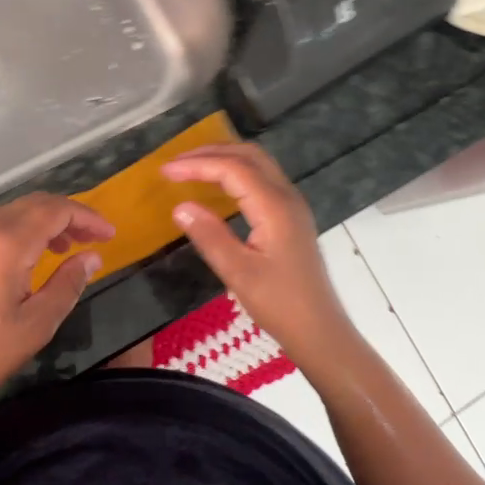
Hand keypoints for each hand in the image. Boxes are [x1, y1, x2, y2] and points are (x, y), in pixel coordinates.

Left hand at [0, 193, 114, 412]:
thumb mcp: (37, 323)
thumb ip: (68, 284)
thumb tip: (92, 257)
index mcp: (8, 243)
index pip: (56, 210)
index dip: (87, 217)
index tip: (111, 236)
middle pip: (34, 203)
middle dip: (68, 214)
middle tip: (94, 238)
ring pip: (14, 213)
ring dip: (45, 221)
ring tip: (68, 249)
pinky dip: (23, 232)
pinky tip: (33, 260)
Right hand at [162, 144, 355, 361]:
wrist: (320, 331)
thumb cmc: (280, 304)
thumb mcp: (239, 274)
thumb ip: (210, 236)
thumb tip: (180, 207)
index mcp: (275, 207)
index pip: (232, 169)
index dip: (197, 165)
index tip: (165, 172)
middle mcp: (287, 197)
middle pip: (248, 155)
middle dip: (210, 152)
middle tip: (176, 163)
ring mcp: (292, 206)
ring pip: (258, 164)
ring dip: (224, 159)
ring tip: (191, 169)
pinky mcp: (291, 217)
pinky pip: (262, 179)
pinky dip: (236, 173)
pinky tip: (218, 188)